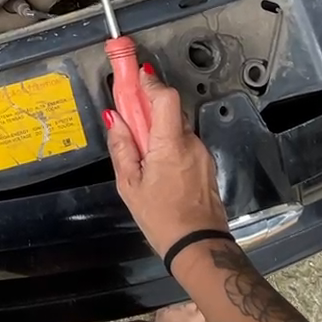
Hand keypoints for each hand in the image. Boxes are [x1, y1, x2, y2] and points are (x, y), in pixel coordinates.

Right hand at [103, 66, 228, 255]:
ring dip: (159, 126)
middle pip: (170, 110)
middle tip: (130, 110)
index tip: (136, 73)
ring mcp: (202, 154)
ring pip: (177, 127)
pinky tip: (157, 162)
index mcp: (170, 144)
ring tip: (141, 146)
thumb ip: (121, 147)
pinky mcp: (206, 165)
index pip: (166, 97)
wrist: (200, 248)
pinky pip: (185, 142)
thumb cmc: (162, 218)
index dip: (151, 81)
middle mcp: (190, 143)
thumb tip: (114, 119)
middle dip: (150, 105)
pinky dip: (170, 141)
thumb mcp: (129, 185)